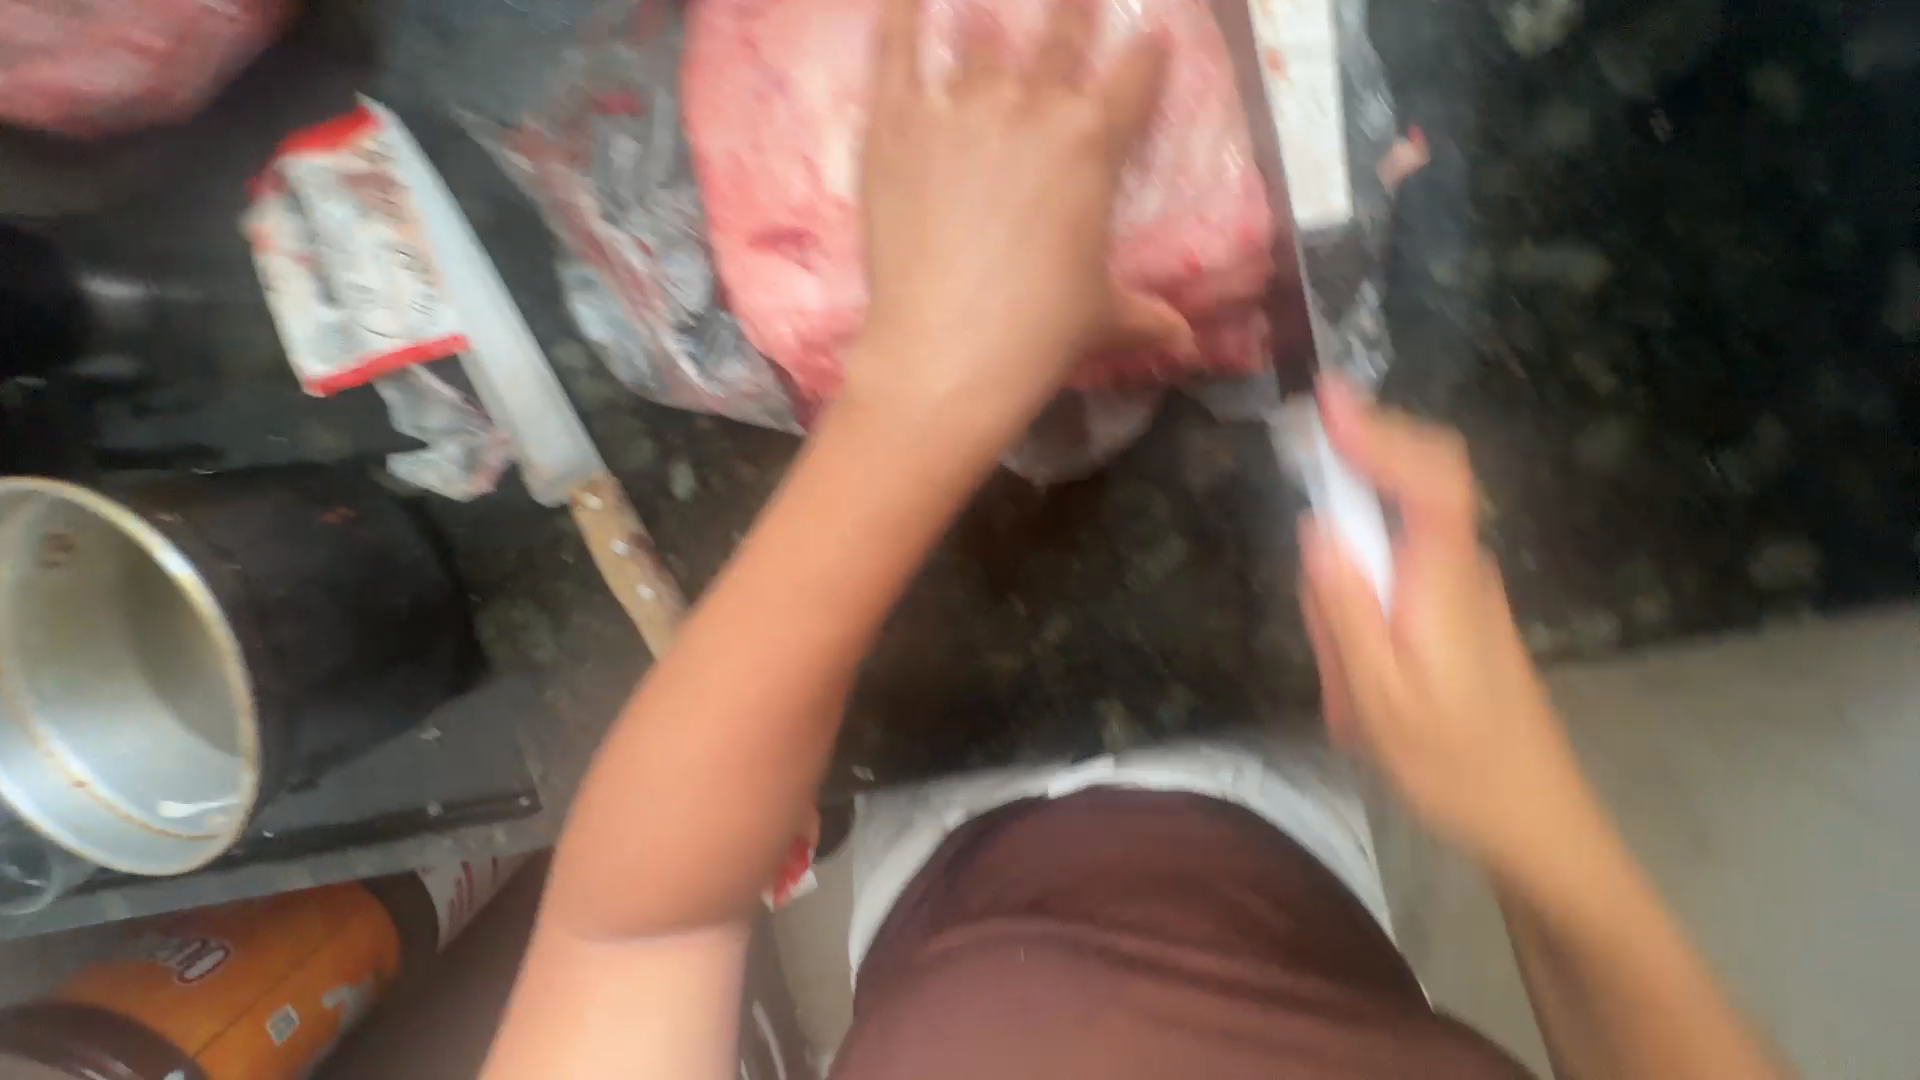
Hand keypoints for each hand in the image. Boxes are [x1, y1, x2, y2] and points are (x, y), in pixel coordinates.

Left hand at [846, 0, 1195, 455]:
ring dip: (990, 27)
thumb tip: (1184, 340)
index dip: (1144, 57)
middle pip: (1062, 31)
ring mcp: (959, 107)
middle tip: (1075, 1)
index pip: (1135, 73)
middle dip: (1074, 11)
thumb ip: (1146, 315)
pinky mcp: (896, 125)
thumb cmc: (1038, 336)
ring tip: (989, 13)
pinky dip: (900, 14)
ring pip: (979, 40)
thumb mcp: (1104, 318)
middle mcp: (1031, 103)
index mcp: (1095, 140)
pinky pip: (895, 48)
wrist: (950, 355)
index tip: (1147, 43)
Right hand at [1298, 379, 1596, 878]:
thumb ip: (1345, 605)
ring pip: (1384, 558)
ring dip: (1347, 612)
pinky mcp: (1454, 616)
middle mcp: (1460, 570)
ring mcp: (1460, 593)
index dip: (1379, 429)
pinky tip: (1365, 691)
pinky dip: (1361, 624)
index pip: (1429, 475)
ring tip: (1355, 696)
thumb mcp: (1376, 695)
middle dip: (1339, 557)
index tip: (1325, 399)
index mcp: (1446, 579)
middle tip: (1334, 655)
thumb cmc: (1454, 765)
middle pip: (1392, 511)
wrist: (1533, 826)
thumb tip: (1317, 526)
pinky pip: (1392, 590)